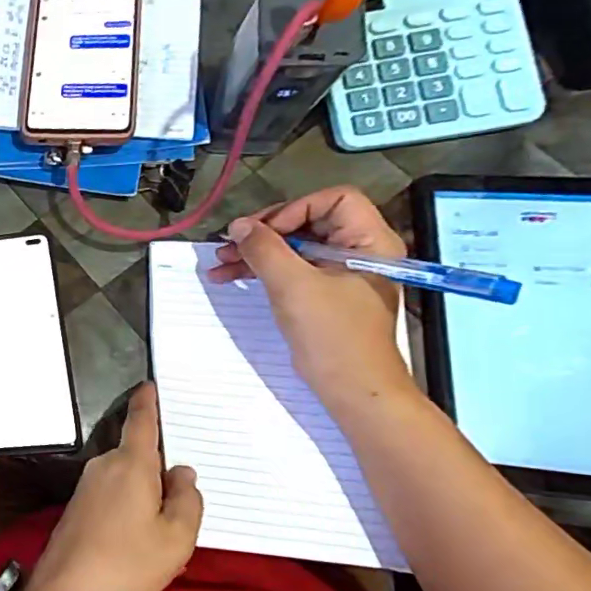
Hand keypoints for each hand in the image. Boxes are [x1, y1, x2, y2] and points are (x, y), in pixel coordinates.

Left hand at [15, 383, 202, 590]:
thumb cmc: (126, 565)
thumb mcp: (176, 538)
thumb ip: (187, 499)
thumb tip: (181, 472)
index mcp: (130, 464)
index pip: (142, 421)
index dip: (148, 401)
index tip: (151, 384)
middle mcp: (104, 466)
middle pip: (139, 455)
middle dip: (161, 470)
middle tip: (185, 497)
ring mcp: (87, 487)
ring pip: (128, 479)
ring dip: (147, 494)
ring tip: (166, 530)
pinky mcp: (78, 507)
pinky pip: (115, 495)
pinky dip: (132, 507)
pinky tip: (140, 540)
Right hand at [207, 187, 417, 409]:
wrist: (354, 390)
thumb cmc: (332, 337)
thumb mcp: (293, 286)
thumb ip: (265, 249)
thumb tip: (239, 225)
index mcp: (369, 241)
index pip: (333, 200)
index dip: (294, 210)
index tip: (263, 233)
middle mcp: (359, 251)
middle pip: (309, 222)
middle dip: (265, 233)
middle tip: (231, 245)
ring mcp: (342, 274)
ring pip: (296, 248)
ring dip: (258, 253)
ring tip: (221, 263)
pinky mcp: (326, 295)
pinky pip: (294, 270)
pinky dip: (265, 271)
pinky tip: (233, 276)